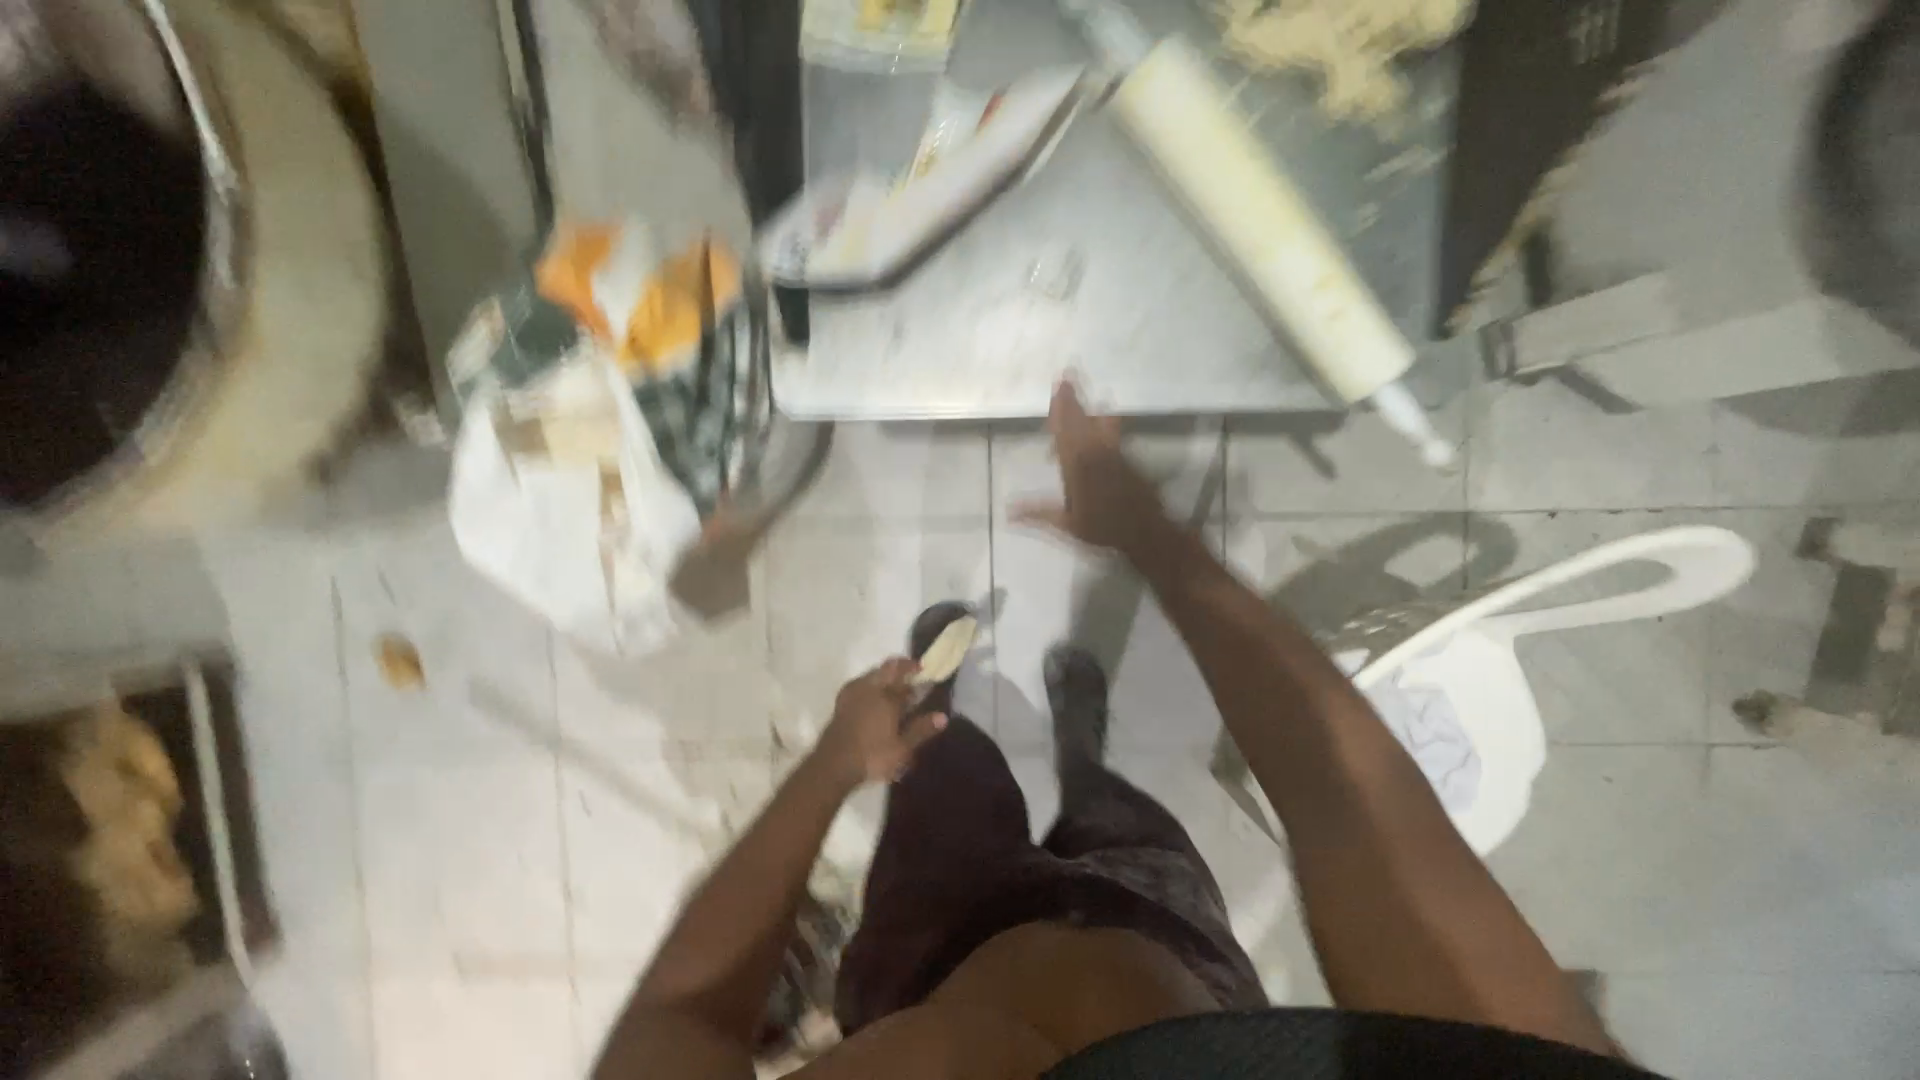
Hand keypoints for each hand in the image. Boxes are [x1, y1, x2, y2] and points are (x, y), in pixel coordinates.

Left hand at [815, 658, 948, 785]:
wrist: (833, 765)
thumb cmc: (872, 757)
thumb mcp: (902, 748)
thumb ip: (921, 730)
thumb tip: (942, 716)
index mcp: (887, 698)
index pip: (905, 680)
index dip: (916, 675)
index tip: (925, 672)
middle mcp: (870, 689)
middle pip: (886, 669)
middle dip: (900, 666)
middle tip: (912, 670)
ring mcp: (852, 694)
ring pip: (871, 674)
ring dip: (883, 674)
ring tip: (893, 683)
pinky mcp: (840, 703)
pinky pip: (858, 684)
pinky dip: (869, 683)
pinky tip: (870, 694)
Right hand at [1010, 379, 1167, 551]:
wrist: (1145, 532)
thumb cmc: (1103, 530)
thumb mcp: (1067, 525)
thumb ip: (1038, 514)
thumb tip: (1008, 512)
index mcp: (1076, 469)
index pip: (1063, 433)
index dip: (1059, 411)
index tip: (1056, 389)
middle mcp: (1094, 455)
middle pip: (1080, 420)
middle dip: (1072, 398)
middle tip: (1068, 373)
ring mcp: (1113, 454)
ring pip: (1098, 422)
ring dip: (1088, 403)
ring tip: (1082, 384)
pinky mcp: (1128, 458)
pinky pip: (1114, 432)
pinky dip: (1107, 419)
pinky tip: (1107, 410)